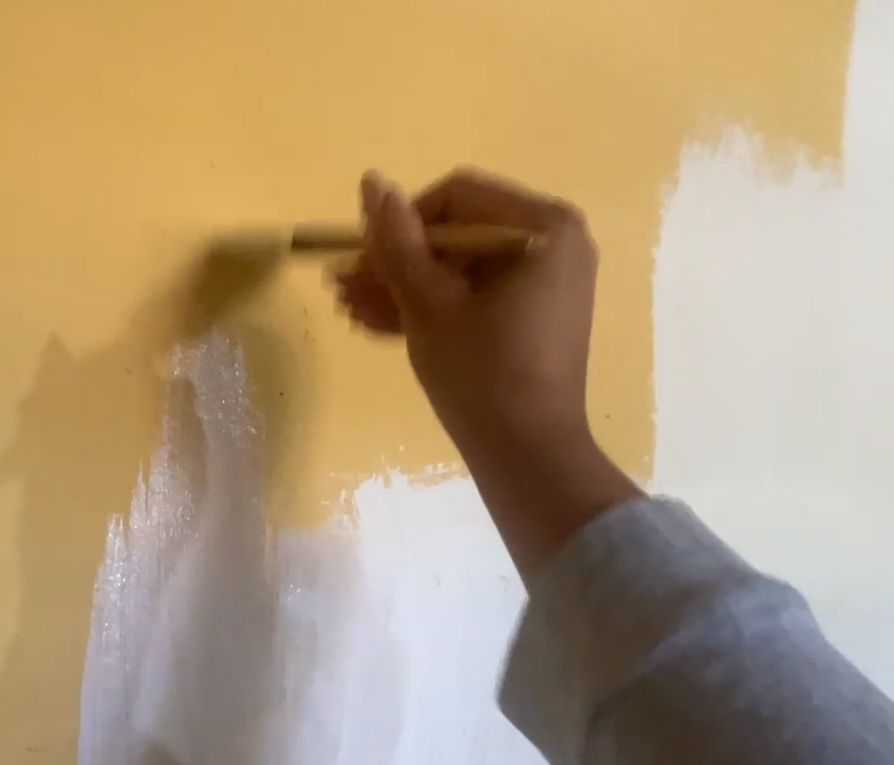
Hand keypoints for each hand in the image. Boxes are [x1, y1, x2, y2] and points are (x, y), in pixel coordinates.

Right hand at [334, 168, 598, 464]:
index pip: (455, 198)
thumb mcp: (429, 306)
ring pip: (457, 271)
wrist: (525, 453)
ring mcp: (543, 284)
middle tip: (342, 289)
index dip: (398, 224)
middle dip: (394, 264)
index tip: (358, 261)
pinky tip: (378, 324)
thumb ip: (397, 243)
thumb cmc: (480, 374)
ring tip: (349, 311)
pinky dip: (430, 309)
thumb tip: (371, 182)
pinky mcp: (530, 318)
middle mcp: (552, 243)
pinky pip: (472, 298)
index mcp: (542, 227)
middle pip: (455, 236)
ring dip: (401, 289)